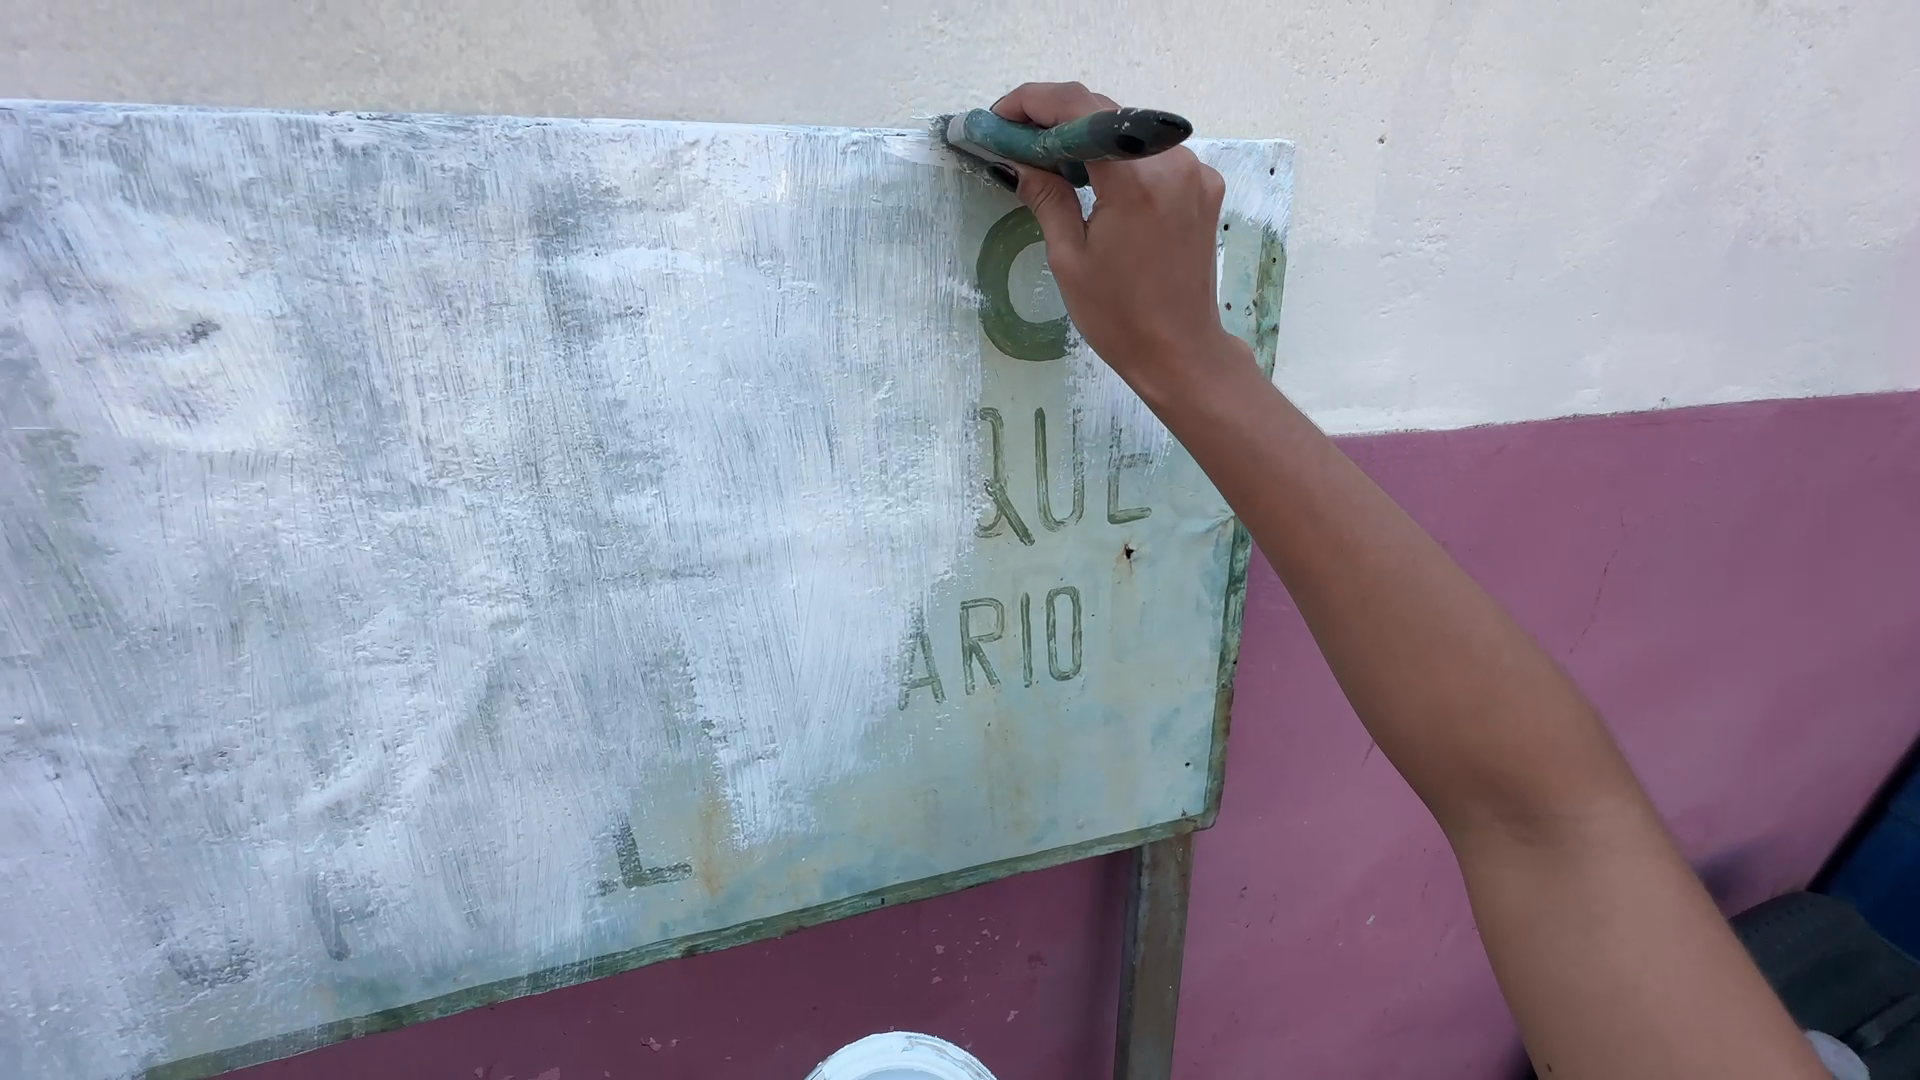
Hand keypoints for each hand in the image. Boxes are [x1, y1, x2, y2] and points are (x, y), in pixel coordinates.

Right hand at [992, 82, 1253, 405]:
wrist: (1179, 351)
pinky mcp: (1204, 186)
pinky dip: (1119, 157)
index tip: (1001, 116)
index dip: (1033, 103)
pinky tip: (1094, 179)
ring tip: (1048, 159)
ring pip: (1129, 132)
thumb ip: (1046, 198)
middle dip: (1056, 119)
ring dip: (1088, 137)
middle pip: (1106, 114)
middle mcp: (1173, 163)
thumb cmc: (1118, 318)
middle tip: (1015, 137)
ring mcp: (1195, 172)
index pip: (1079, 110)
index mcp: (1135, 182)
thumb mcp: (1069, 259)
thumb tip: (1020, 160)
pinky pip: (1153, 154)